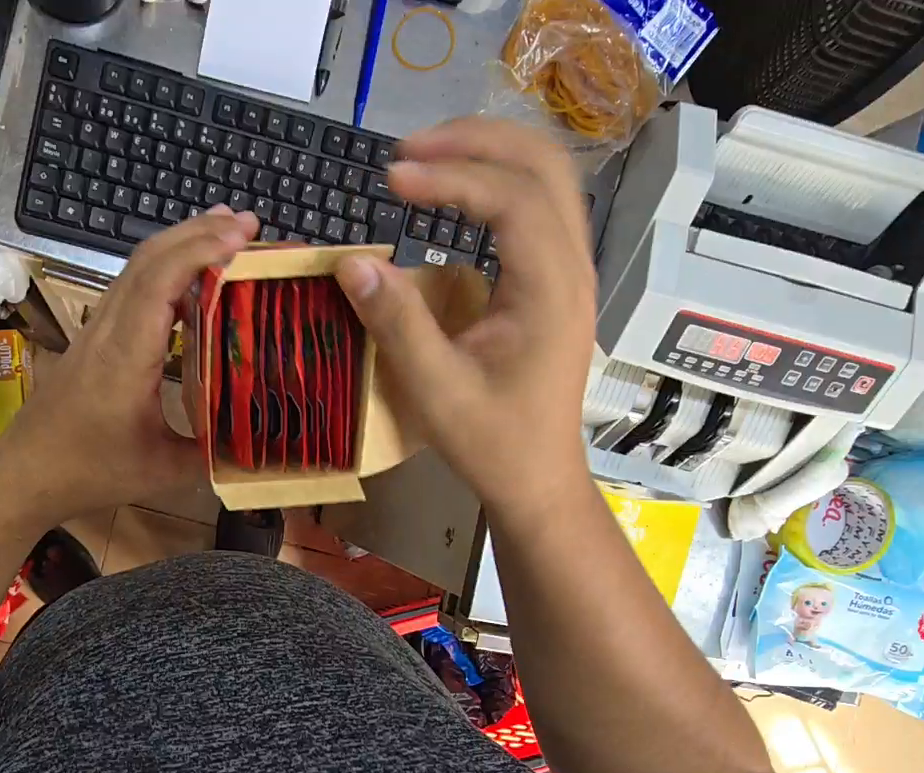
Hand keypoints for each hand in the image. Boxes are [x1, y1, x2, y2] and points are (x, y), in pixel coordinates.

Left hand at [0, 206, 259, 525]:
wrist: (25, 475)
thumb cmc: (88, 473)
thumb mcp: (161, 471)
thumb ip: (211, 454)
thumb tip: (257, 440)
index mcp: (126, 355)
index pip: (160, 280)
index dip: (201, 249)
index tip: (242, 236)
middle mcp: (109, 331)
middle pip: (148, 258)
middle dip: (199, 231)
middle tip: (247, 224)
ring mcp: (97, 331)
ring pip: (137, 269)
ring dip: (181, 246)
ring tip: (225, 239)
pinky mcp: (93, 340)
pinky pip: (131, 290)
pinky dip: (165, 272)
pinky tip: (190, 285)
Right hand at [334, 117, 596, 500]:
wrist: (538, 478)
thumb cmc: (491, 441)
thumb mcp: (436, 390)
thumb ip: (397, 323)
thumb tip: (352, 262)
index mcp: (550, 290)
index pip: (512, 199)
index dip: (451, 176)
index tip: (392, 178)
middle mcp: (571, 267)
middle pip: (543, 166)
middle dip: (475, 143)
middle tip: (407, 150)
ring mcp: (570, 272)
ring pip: (547, 179)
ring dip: (490, 155)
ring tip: (427, 158)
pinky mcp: (556, 282)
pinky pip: (538, 208)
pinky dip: (497, 184)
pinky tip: (455, 196)